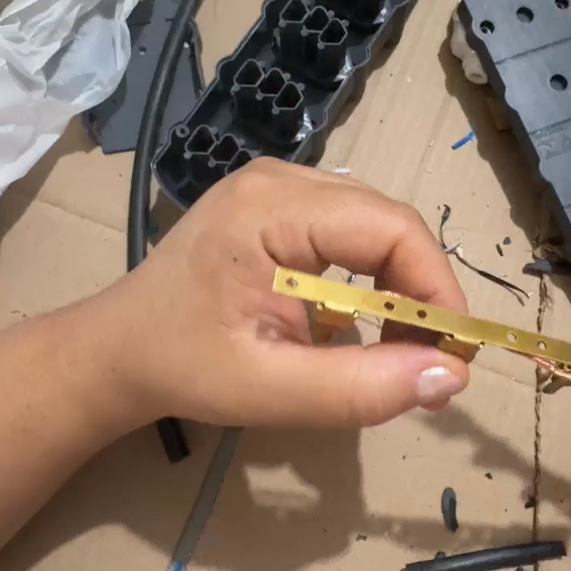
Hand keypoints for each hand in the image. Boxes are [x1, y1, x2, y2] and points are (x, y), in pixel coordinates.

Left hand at [97, 159, 471, 428]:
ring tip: (396, 348)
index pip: (391, 228)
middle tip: (428, 361)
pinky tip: (356, 322)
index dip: (436, 287)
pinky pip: (352, 232)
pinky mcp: (279, 205)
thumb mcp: (267, 390)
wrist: (119, 347)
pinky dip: (372, 279)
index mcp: (270, 210)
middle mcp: (281, 179)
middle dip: (421, 292)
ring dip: (400, 287)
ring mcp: (279, 186)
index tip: (451, 354)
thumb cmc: (182, 366)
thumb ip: (358, 389)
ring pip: (377, 226)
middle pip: (389, 222)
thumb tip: (450, 377)